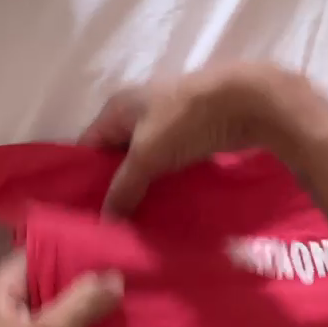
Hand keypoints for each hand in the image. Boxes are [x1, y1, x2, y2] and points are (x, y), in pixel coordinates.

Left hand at [0, 254, 122, 326]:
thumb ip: (83, 302)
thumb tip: (114, 278)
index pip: (36, 255)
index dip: (68, 250)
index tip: (106, 249)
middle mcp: (0, 308)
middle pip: (45, 282)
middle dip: (80, 280)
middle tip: (122, 274)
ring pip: (50, 312)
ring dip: (80, 309)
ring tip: (120, 301)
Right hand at [81, 63, 327, 215]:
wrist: (245, 101)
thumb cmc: (185, 121)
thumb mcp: (146, 156)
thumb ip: (123, 188)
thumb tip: (106, 221)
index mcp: (116, 107)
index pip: (88, 147)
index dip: (83, 179)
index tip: (82, 213)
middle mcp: (136, 111)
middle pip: (115, 156)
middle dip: (114, 187)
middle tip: (109, 224)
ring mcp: (164, 122)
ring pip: (143, 162)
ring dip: (141, 188)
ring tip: (134, 222)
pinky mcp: (189, 134)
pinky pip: (167, 164)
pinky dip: (164, 183)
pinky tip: (163, 208)